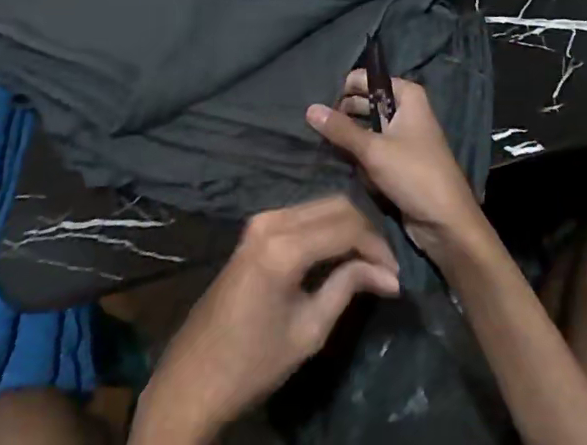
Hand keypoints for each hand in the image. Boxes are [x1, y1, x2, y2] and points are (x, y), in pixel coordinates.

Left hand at [131, 196, 399, 444]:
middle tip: (384, 264)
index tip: (395, 273)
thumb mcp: (309, 330)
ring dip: (348, 226)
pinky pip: (302, 215)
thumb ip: (349, 286)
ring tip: (368, 259)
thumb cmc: (252, 363)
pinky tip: (340, 251)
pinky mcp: (254, 231)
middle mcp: (271, 222)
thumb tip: (390, 275)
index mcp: (284, 247)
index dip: (378, 247)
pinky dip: (327, 227)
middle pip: (336, 205)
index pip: (348, 227)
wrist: (191, 381)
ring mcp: (259, 222)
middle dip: (366, 231)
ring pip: (320, 206)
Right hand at [307, 72, 489, 263]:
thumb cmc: (413, 173)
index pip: (372, 80)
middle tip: (312, 121)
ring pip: (369, 128)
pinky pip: (373, 149)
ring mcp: (404, 137)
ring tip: (315, 138)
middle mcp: (408, 111)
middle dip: (344, 111)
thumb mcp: (373, 149)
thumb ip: (341, 129)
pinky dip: (357, 153)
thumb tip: (310, 108)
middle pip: (369, 103)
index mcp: (409, 97)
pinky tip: (334, 157)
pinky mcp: (399, 161)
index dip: (348, 86)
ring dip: (348, 135)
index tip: (320, 99)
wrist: (444, 220)